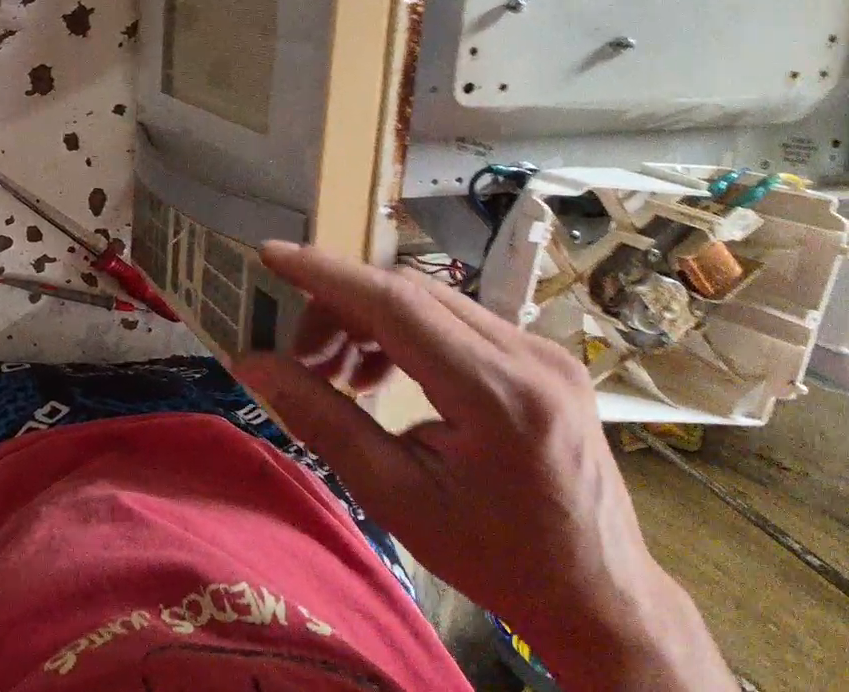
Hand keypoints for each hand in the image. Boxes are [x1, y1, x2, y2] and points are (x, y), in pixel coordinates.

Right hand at [235, 242, 732, 691]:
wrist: (597, 593)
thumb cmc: (491, 555)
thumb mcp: (390, 493)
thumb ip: (319, 417)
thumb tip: (251, 362)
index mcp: (498, 394)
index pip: (396, 303)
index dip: (325, 274)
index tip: (269, 256)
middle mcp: (530, 356)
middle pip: (408, 293)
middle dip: (336, 307)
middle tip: (295, 355)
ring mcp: (543, 353)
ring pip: (428, 301)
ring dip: (365, 319)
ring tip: (331, 371)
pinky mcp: (541, 359)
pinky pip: (452, 320)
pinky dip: (399, 333)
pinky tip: (375, 375)